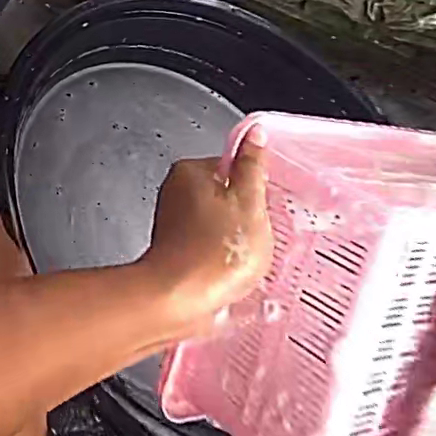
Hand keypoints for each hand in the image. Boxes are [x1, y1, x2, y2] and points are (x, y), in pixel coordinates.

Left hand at [138, 126, 272, 335]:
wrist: (177, 299)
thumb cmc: (212, 253)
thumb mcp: (249, 203)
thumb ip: (252, 167)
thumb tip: (256, 135)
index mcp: (190, 169)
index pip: (232, 165)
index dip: (253, 188)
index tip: (262, 207)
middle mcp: (176, 189)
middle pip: (226, 194)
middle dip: (244, 216)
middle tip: (252, 235)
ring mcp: (173, 219)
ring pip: (218, 222)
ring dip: (233, 239)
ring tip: (238, 257)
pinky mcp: (175, 246)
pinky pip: (207, 244)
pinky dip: (220, 256)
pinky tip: (226, 272)